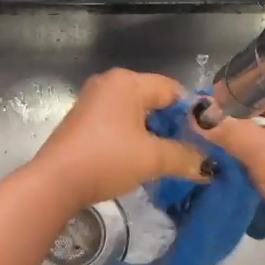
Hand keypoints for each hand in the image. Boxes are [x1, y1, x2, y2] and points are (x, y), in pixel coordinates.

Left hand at [29, 69, 206, 207]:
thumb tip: (210, 168)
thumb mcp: (152, 159)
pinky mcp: (82, 121)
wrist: (55, 182)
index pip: (173, 90)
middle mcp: (108, 84)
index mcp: (127, 82)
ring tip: (167, 160)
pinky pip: (118, 123)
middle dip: (172, 126)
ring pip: (135, 113)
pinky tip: (139, 160)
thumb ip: (186, 157)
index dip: (192, 115)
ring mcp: (92, 101)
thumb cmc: (107, 160)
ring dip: (153, 135)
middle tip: (189, 152)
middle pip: (154, 100)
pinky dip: (132, 138)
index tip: (204, 140)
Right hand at [208, 85, 264, 249]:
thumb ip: (226, 130)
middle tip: (194, 130)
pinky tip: (226, 160)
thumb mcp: (263, 154)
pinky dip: (247, 151)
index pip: (256, 77)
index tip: (196, 110)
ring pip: (258, 125)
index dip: (226, 90)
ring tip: (204, 144)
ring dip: (235, 135)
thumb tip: (190, 113)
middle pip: (255, 102)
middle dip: (227, 115)